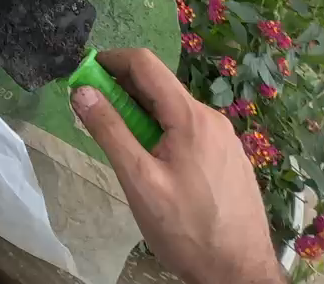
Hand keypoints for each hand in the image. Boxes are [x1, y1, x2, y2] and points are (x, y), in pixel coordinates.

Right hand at [70, 49, 282, 283]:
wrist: (242, 280)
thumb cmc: (187, 230)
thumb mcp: (139, 180)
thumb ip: (109, 130)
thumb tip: (81, 90)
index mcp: (191, 116)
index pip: (144, 63)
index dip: (109, 60)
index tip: (84, 76)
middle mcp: (211, 119)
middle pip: (158, 85)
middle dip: (121, 91)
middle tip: (96, 115)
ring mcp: (225, 139)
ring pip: (172, 109)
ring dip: (140, 113)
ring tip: (123, 146)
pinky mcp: (230, 159)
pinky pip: (188, 129)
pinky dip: (162, 131)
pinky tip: (154, 164)